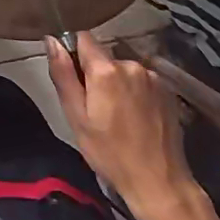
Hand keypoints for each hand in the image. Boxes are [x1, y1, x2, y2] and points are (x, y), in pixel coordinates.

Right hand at [47, 32, 201, 219]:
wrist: (159, 181)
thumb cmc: (109, 152)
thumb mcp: (75, 116)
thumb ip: (63, 74)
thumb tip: (51, 40)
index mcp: (105, 70)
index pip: (83, 38)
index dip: (74, 55)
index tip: (75, 80)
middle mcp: (131, 65)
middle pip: (103, 56)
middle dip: (95, 73)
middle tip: (94, 107)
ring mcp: (153, 77)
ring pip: (122, 69)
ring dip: (116, 83)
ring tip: (117, 115)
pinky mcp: (168, 90)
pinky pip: (141, 80)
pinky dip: (134, 91)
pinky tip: (136, 117)